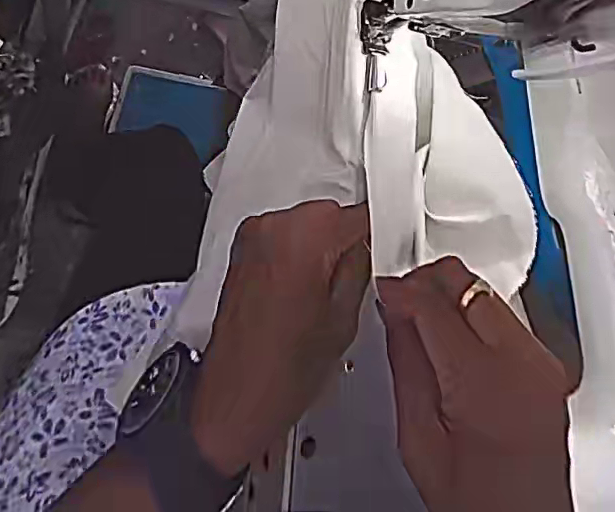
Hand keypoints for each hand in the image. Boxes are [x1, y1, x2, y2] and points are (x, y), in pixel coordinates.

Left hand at [190, 200, 370, 475]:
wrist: (232, 399)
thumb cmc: (278, 372)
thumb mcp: (344, 318)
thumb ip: (361, 267)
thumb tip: (366, 246)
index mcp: (305, 235)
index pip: (358, 215)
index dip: (376, 234)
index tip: (382, 246)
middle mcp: (275, 226)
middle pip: (330, 215)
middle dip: (344, 242)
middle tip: (349, 282)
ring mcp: (254, 235)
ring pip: (306, 223)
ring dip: (318, 247)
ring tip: (317, 296)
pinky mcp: (241, 248)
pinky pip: (282, 236)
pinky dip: (294, 253)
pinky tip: (298, 292)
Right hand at [377, 257, 573, 511]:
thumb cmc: (481, 505)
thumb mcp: (420, 442)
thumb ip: (406, 367)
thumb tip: (396, 318)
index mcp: (482, 380)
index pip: (433, 304)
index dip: (401, 289)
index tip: (386, 289)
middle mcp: (521, 360)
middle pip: (467, 282)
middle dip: (428, 280)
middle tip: (403, 294)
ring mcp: (542, 360)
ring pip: (488, 292)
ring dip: (454, 294)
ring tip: (427, 317)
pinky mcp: (551, 365)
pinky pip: (507, 317)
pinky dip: (478, 313)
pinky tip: (458, 335)